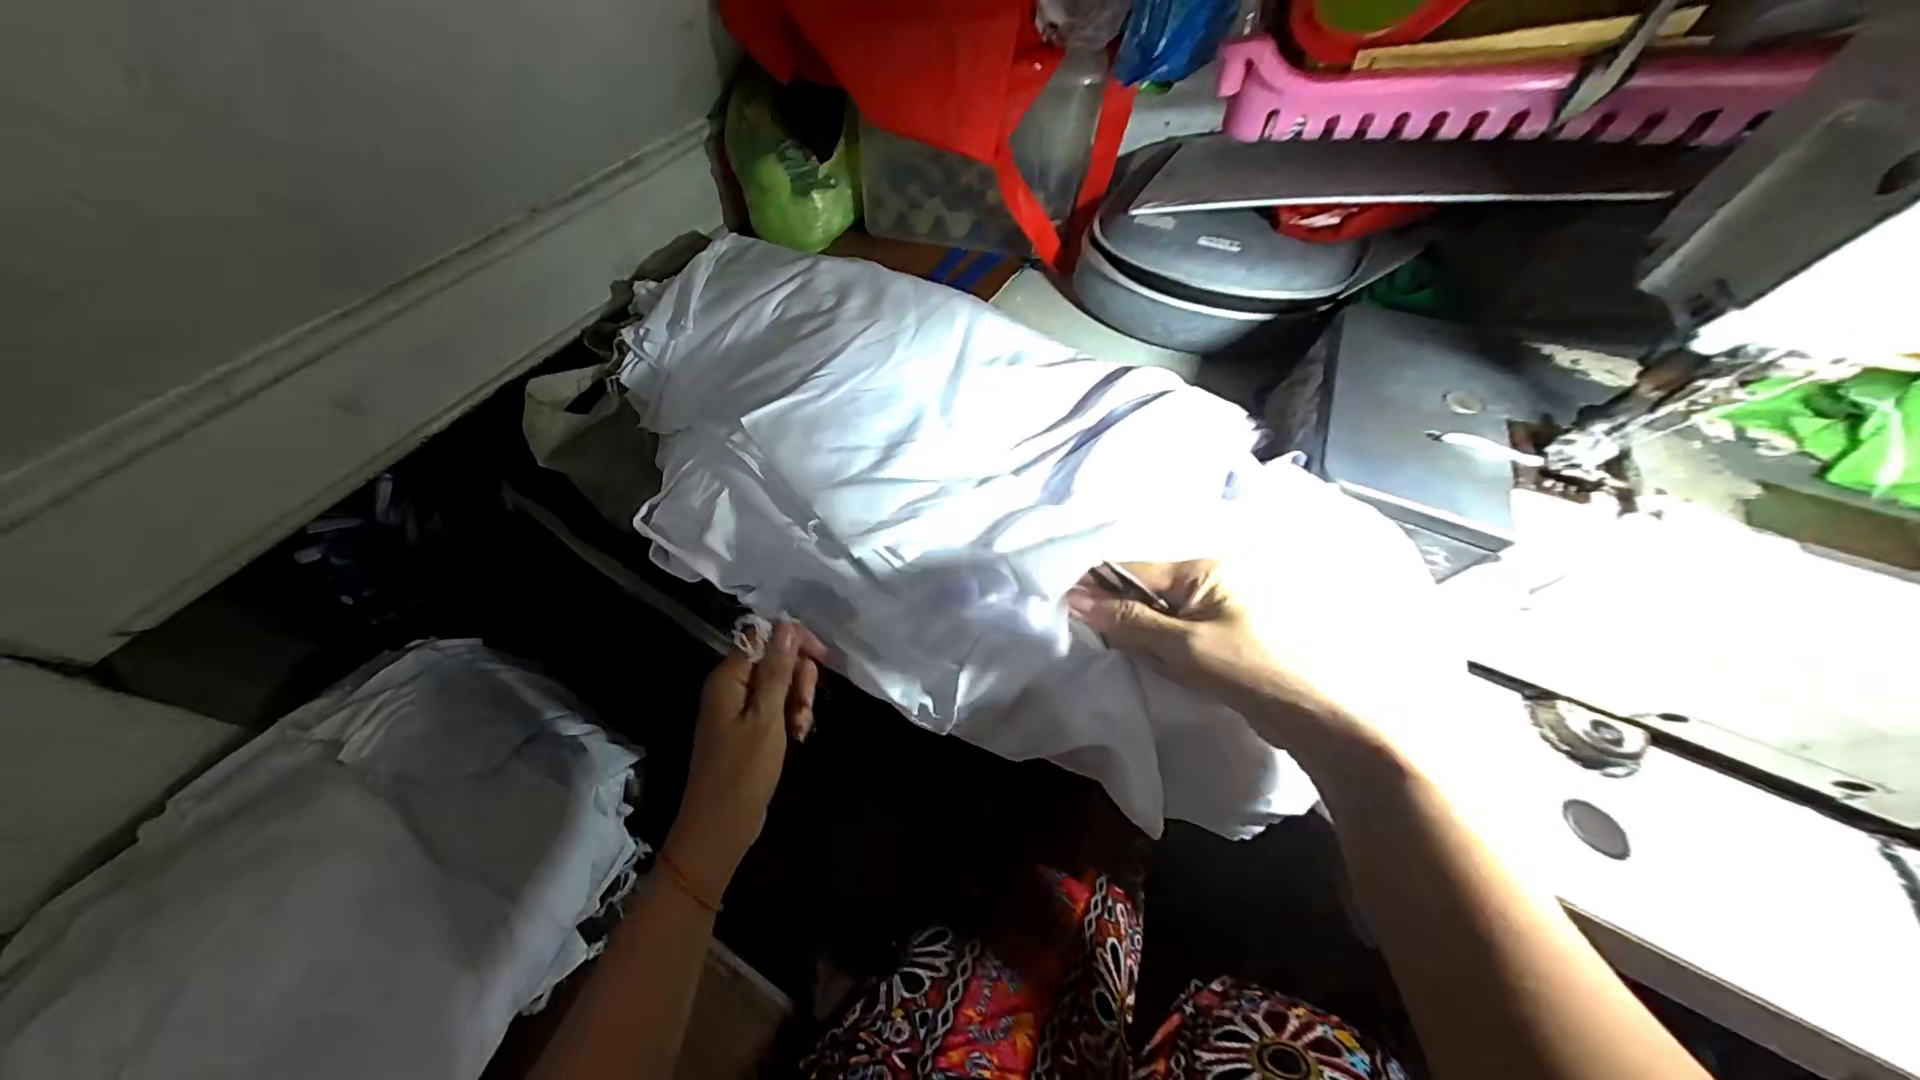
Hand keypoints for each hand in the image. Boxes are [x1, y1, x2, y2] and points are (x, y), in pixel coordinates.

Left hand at [661, 621, 826, 903]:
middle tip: (806, 707)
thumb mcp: (767, 718)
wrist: (720, 827)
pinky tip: (798, 736)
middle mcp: (731, 686)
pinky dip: (790, 717)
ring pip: (779, 685)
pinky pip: (775, 707)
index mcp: (728, 677)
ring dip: (798, 700)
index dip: (794, 641)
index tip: (821, 659)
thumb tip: (786, 626)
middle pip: (774, 659)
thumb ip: (777, 670)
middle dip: (799, 677)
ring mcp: (738, 708)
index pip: (763, 635)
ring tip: (801, 728)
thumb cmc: (743, 771)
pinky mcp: (748, 727)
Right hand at [1066, 560, 1397, 762]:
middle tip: (1097, 644)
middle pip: (1144, 590)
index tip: (1067, 614)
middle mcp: (1210, 581)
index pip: (1133, 569)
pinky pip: (1176, 634)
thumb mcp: (1184, 647)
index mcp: (1203, 570)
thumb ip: (1130, 622)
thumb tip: (1076, 600)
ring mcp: (1218, 609)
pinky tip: (1154, 666)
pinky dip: (1159, 648)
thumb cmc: (1253, 673)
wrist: (1322, 720)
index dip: (1097, 589)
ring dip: (1138, 636)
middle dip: (1118, 615)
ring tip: (1124, 658)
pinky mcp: (1222, 636)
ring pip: (1157, 615)